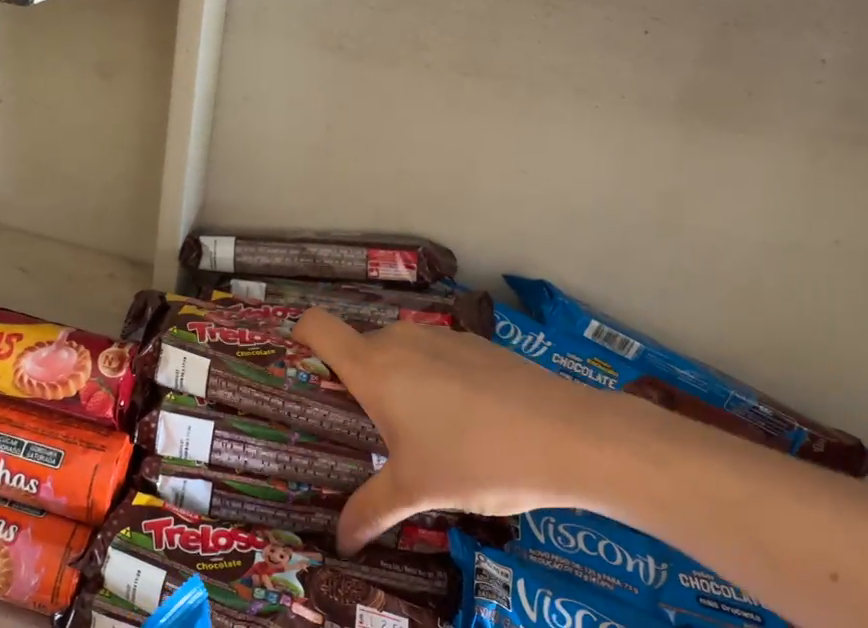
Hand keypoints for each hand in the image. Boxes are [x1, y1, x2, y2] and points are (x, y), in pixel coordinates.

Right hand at [294, 307, 652, 553]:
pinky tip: (461, 424)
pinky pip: (434, 356)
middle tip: (359, 432)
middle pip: (357, 347)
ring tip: (414, 434)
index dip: (299, 340)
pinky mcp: (476, 344)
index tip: (301, 377)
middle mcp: (399, 340)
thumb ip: (370, 510)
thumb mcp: (418, 490)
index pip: (315, 325)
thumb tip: (339, 542)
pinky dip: (432, 381)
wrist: (569, 436)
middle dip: (352, 384)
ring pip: (399, 353)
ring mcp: (441, 337)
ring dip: (396, 384)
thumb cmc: (477, 459)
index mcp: (373, 366)